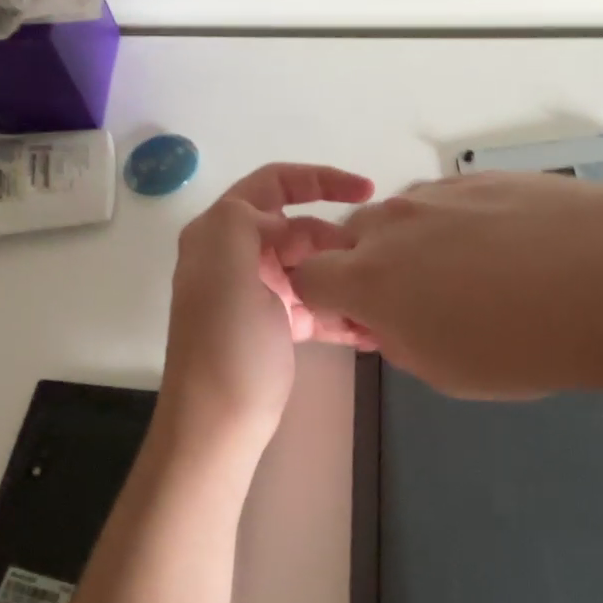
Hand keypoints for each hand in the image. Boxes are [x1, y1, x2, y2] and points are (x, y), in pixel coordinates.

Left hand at [161, 163, 374, 447]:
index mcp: (221, 234)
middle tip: (372, 264)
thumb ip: (242, 220)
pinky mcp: (278, 325)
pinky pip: (318, 304)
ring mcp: (259, 292)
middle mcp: (238, 256)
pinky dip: (344, 311)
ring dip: (346, 276)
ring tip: (384, 291)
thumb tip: (282, 218)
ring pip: (313, 267)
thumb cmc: (225, 345)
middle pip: (300, 228)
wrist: (219, 424)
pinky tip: (375, 324)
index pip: (273, 184)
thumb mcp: (225, 269)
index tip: (367, 191)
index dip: (320, 179)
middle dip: (337, 241)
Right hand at [292, 171, 602, 398]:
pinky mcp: (487, 176)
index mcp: (368, 277)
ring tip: (478, 276)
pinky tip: (512, 250)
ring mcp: (441, 193)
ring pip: (404, 216)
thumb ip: (399, 341)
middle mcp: (394, 223)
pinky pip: (450, 202)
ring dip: (417, 245)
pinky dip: (461, 225)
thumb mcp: (446, 371)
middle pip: (352, 238)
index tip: (367, 322)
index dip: (329, 302)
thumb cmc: (522, 345)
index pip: (309, 278)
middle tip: (423, 303)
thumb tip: (391, 319)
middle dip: (369, 269)